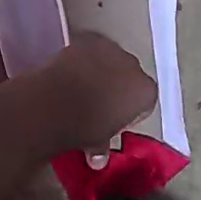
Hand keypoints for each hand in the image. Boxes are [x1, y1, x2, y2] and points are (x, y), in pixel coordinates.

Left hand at [35, 32, 156, 151]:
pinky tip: (69, 73)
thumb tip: (97, 160)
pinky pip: (91, 51)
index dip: (128, 113)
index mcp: (146, 92)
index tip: (112, 121)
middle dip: (117, 88)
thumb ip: (102, 148)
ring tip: (80, 87)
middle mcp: (135, 67)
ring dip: (101, 70)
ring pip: (110, 61)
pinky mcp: (88, 39)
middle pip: (130, 77)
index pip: (144, 103)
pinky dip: (83, 60)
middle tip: (96, 105)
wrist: (54, 102)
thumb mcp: (97, 142)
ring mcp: (111, 49)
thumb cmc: (83, 127)